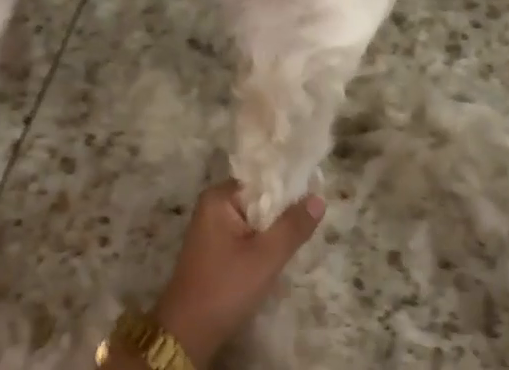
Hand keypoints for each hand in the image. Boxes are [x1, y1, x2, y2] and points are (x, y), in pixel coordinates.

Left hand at [142, 181, 325, 367]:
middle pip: (258, 200)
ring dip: (273, 231)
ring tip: (298, 239)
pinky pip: (245, 235)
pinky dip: (261, 243)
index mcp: (219, 197)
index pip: (260, 180)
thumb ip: (292, 227)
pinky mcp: (215, 248)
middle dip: (282, 213)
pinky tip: (276, 255)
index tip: (314, 197)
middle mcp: (213, 206)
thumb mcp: (266, 257)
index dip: (288, 188)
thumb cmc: (227, 286)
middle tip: (309, 224)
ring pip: (253, 220)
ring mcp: (212, 228)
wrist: (190, 329)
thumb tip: (318, 197)